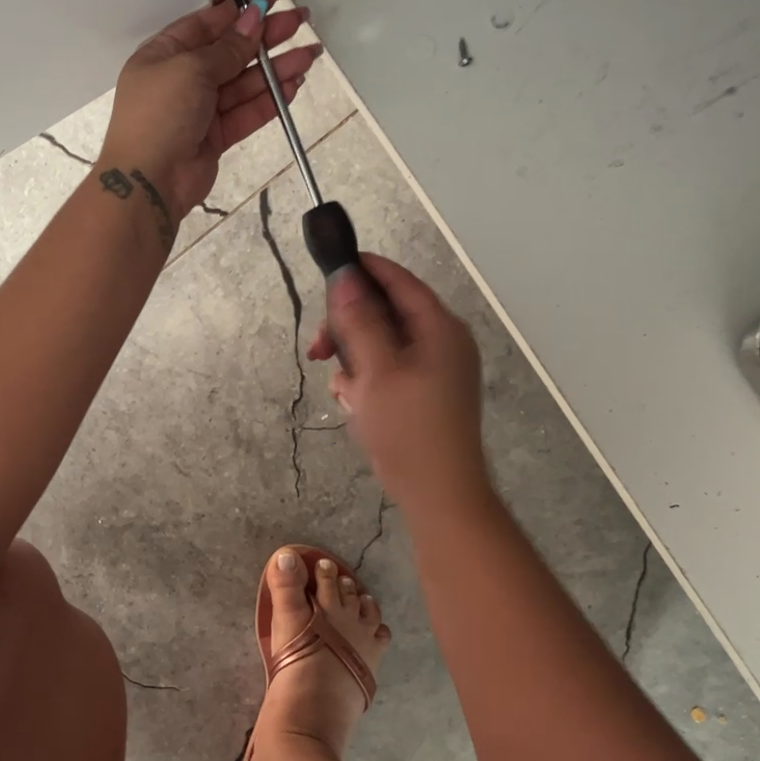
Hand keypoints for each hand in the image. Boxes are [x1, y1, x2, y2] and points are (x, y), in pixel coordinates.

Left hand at [99, 0, 321, 220]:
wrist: (148, 182)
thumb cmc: (159, 116)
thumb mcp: (190, 68)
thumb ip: (226, 47)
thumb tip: (253, 19)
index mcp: (162, 56)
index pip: (205, 24)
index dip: (239, 10)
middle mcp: (178, 81)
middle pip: (228, 53)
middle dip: (264, 37)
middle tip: (300, 21)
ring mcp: (196, 111)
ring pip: (241, 84)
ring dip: (275, 69)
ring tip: (309, 55)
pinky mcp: (212, 139)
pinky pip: (244, 113)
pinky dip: (268, 100)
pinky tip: (293, 85)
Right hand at [306, 255, 491, 515]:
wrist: (437, 490)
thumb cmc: (408, 427)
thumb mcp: (376, 370)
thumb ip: (360, 321)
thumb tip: (345, 278)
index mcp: (439, 328)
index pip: (399, 281)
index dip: (364, 270)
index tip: (326, 270)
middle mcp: (441, 342)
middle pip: (386, 313)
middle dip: (348, 326)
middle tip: (318, 349)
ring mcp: (434, 370)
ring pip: (381, 344)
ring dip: (352, 358)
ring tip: (341, 387)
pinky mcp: (422, 394)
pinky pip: (386, 371)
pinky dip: (365, 380)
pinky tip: (354, 403)